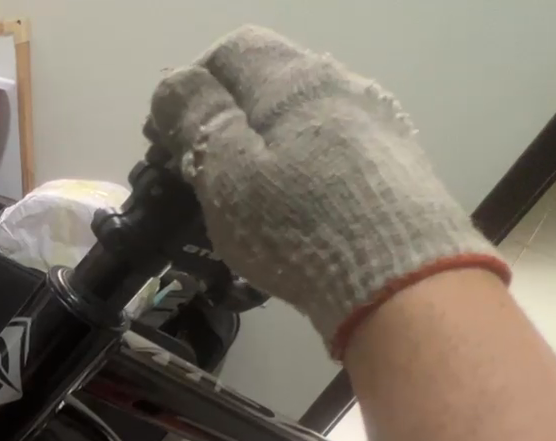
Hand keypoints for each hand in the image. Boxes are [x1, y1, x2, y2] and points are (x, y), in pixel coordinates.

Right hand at [147, 26, 507, 355]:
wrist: (394, 275)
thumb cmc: (296, 223)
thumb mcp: (227, 172)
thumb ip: (198, 120)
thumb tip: (173, 84)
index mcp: (294, 79)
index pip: (231, 50)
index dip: (187, 86)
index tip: (162, 137)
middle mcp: (339, 83)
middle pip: (264, 81)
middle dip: (218, 116)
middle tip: (187, 170)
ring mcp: (369, 121)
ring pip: (293, 115)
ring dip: (252, 141)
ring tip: (229, 190)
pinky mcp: (384, 161)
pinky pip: (320, 144)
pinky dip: (285, 162)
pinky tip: (278, 203)